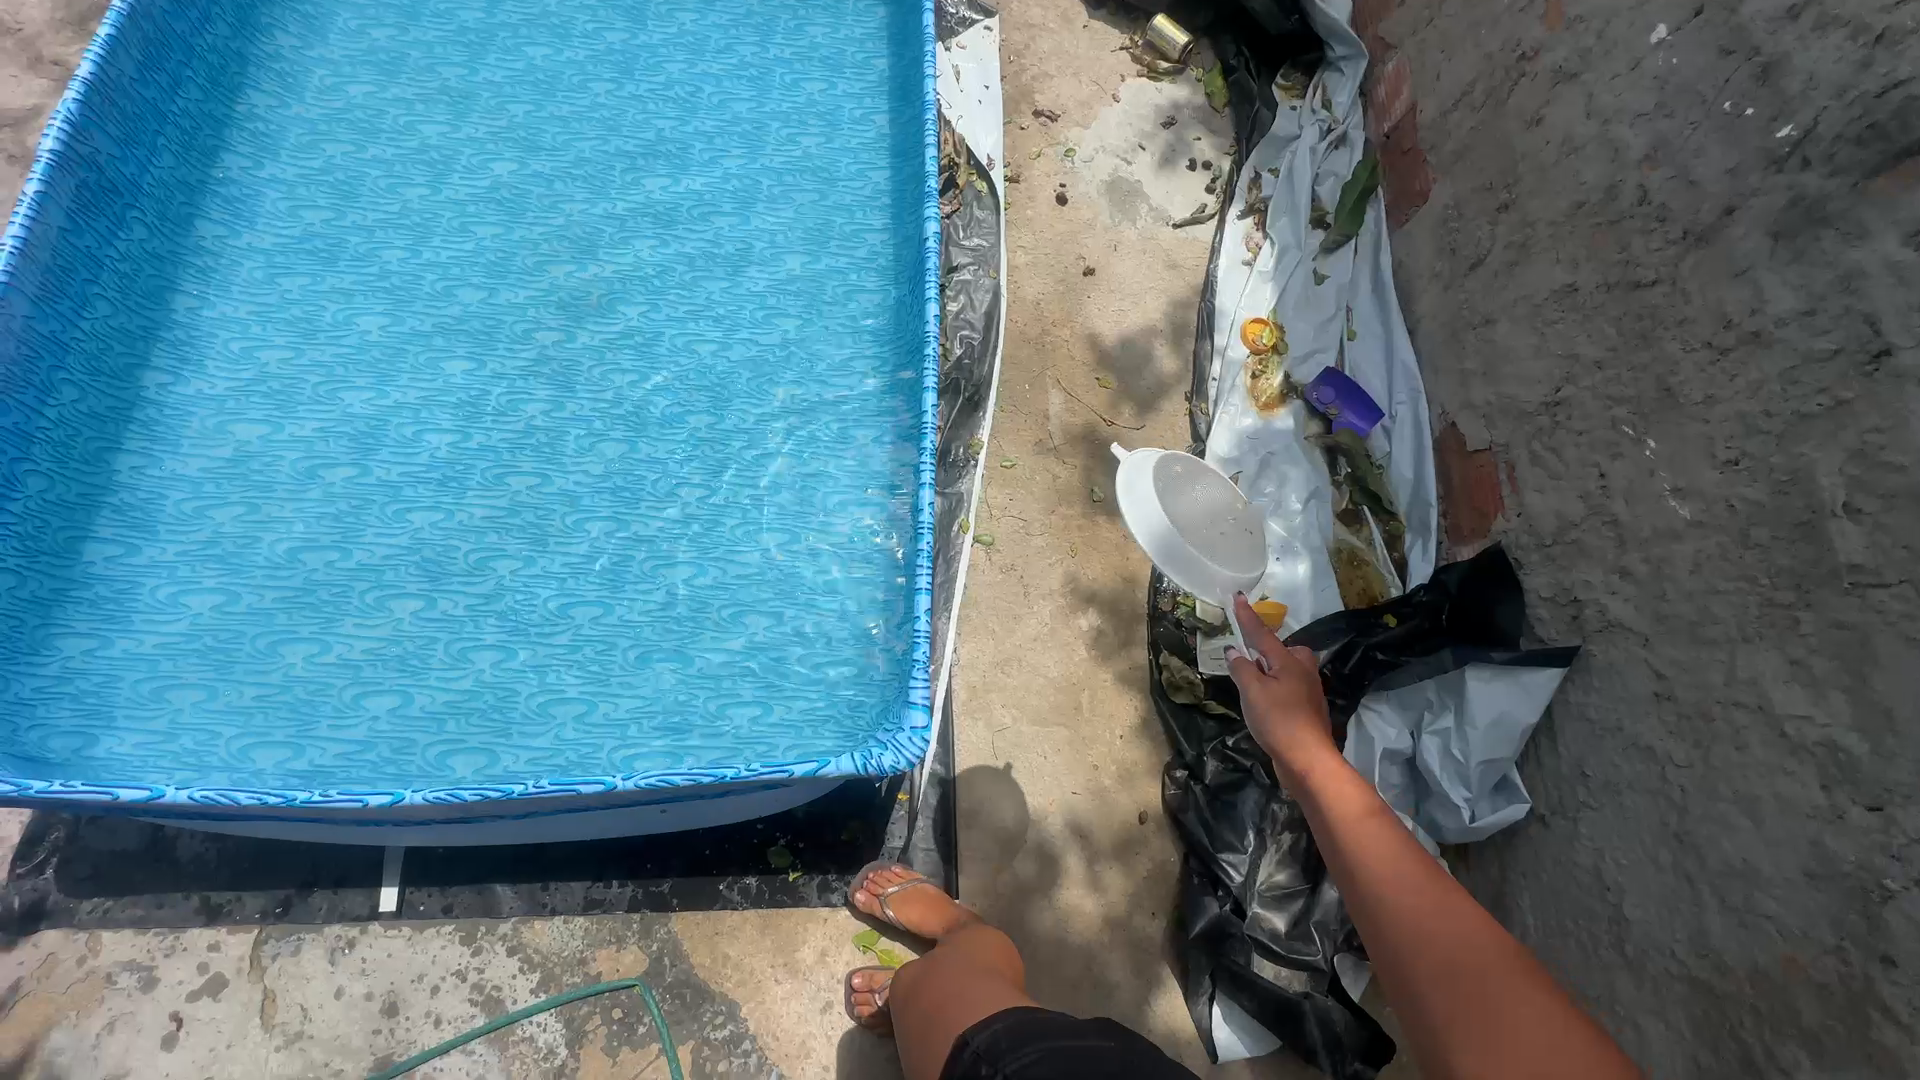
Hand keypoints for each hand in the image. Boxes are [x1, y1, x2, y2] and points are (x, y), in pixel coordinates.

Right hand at [1224, 593, 1338, 785]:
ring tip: (1255, 684)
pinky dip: (1277, 690)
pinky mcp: (1308, 711)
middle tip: (1253, 657)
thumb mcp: (1252, 692)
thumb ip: (1241, 668)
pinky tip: (1267, 705)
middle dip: (1271, 650)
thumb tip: (1234, 652)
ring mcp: (1309, 692)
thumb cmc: (1278, 721)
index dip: (1247, 616)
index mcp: (1288, 662)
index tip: (1238, 596)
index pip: (1262, 634)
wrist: (1308, 760)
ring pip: (1290, 671)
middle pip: (1287, 650)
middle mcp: (1303, 672)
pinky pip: (1290, 689)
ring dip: (1273, 672)